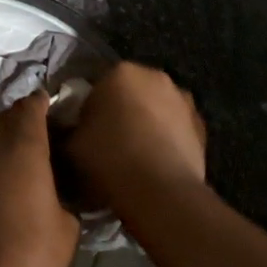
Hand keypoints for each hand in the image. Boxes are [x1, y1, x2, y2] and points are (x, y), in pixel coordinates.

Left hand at [0, 93, 78, 266]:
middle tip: (34, 133)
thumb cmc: (35, 257)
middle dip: (17, 123)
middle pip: (2, 124)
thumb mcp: (68, 227)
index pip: (30, 110)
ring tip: (12, 178)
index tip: (47, 101)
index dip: (39, 103)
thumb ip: (62, 199)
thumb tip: (55, 198)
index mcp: (23, 150)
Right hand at [65, 63, 207, 214]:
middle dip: (119, 111)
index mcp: (121, 72)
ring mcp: (183, 100)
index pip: (96, 85)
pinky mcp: (201, 125)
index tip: (83, 132)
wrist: (161, 193)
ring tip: (134, 155)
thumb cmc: (110, 161)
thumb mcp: (70, 146)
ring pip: (155, 108)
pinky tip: (156, 163)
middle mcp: (155, 76)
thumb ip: (65, 128)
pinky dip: (166, 138)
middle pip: (129, 92)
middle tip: (107, 142)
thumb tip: (65, 127)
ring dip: (145, 122)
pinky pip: (175, 127)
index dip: (87, 109)